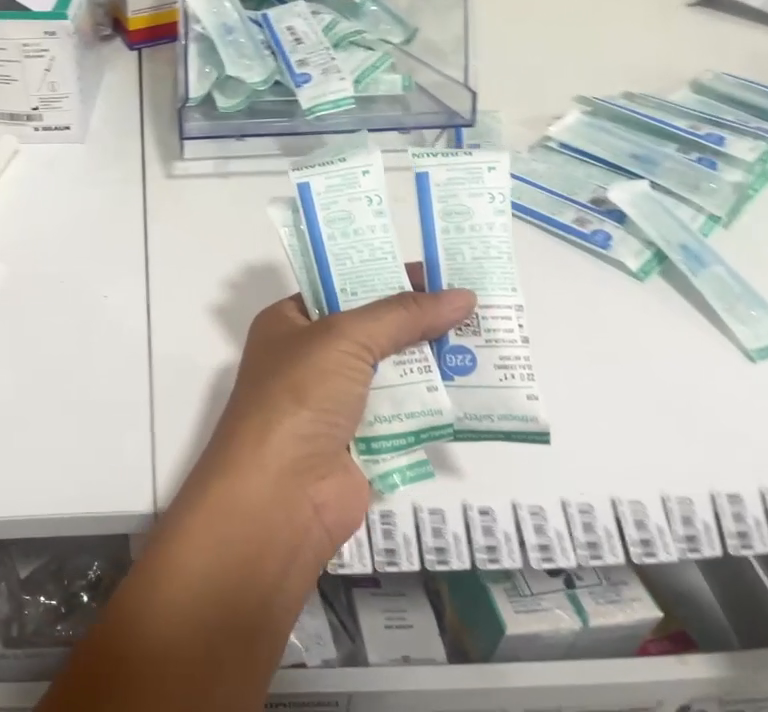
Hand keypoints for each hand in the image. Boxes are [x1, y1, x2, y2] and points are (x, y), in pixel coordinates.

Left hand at [191, 272, 476, 565]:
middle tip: (477, 305)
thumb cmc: (298, 399)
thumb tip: (461, 295)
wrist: (278, 496)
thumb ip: (402, 316)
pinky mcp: (360, 444)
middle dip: (419, 321)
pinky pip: (403, 416)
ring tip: (490, 343)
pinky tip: (478, 391)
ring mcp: (334, 405)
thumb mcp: (344, 339)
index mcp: (289, 323)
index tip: (442, 271)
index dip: (386, 276)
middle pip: (372, 331)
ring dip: (434, 362)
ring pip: (393, 374)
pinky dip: (434, 406)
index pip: (341, 287)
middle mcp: (307, 360)